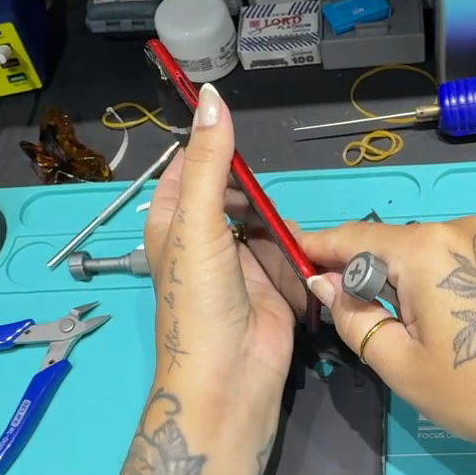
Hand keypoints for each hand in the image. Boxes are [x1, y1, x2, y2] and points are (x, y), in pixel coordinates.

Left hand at [143, 84, 293, 414]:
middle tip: (264, 204)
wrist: (232, 377)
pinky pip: (290, 253)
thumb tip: (211, 97)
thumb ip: (207, 162)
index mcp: (173, 222)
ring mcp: (242, 263)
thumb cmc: (199, 300)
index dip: (211, 147)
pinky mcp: (274, 284)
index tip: (238, 129)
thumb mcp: (197, 224)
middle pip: (236, 193)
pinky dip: (298, 255)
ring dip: (281, 227)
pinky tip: (302, 261)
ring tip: (284, 239)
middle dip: (255, 195)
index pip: (189, 167)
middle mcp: (206, 239)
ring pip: (268, 222)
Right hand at [299, 218, 475, 450]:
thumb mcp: (398, 363)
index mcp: (426, 248)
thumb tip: (324, 283)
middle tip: (332, 309)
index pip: (353, 237)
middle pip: (385, 242)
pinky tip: (418, 318)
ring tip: (379, 323)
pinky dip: (418, 280)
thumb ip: (353, 315)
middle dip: (355, 270)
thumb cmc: (474, 392)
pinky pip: (441, 259)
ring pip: (413, 252)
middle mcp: (456, 228)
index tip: (286, 253)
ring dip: (388, 278)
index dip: (316, 247)